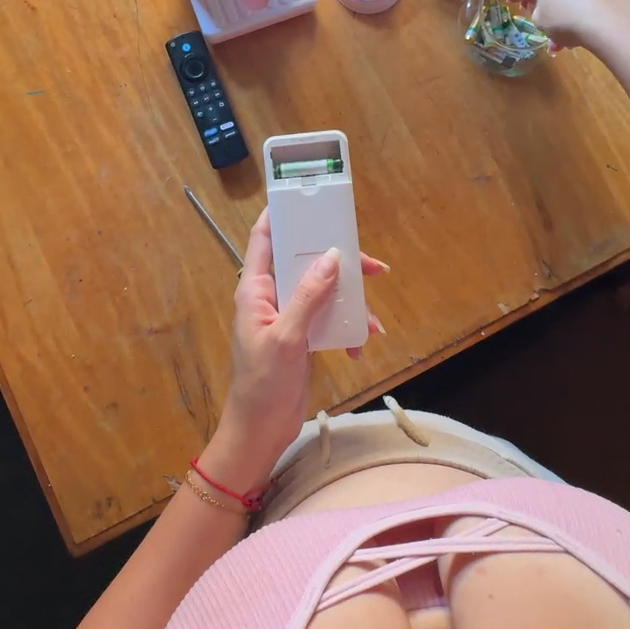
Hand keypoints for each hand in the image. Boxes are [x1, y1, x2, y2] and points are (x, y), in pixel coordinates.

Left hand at [201, 209, 387, 491]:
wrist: (261, 431)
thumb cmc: (262, 383)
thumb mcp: (286, 338)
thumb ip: (308, 296)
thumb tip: (330, 256)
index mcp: (255, 289)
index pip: (264, 238)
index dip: (281, 214)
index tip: (307, 197)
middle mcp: (270, 295)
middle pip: (304, 262)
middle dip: (337, 261)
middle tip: (371, 265)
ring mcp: (287, 315)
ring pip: (322, 290)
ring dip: (349, 300)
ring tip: (373, 318)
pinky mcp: (301, 335)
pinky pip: (327, 318)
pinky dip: (346, 326)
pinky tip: (361, 343)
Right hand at [507, 0, 629, 56]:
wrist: (611, 22)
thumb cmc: (565, 19)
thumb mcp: (540, 20)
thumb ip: (538, 11)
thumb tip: (547, 9)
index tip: (512, 1)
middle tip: (539, 12)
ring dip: (567, 5)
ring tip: (565, 32)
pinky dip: (586, 4)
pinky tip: (585, 24)